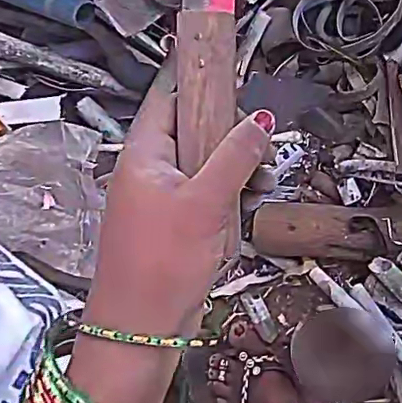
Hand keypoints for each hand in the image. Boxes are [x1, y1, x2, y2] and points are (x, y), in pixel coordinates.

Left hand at [89, 78, 274, 335]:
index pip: (169, 99)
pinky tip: (244, 206)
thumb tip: (259, 122)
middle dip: (231, 136)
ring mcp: (164, 198)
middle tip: (257, 146)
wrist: (142, 329)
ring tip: (255, 183)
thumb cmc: (156, 268)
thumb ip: (235, 157)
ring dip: (236, 169)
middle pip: (195, 131)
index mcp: (143, 156)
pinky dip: (230, 195)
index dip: (197, 83)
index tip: (227, 73)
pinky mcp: (178, 222)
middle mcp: (150, 172)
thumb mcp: (204, 202)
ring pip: (208, 164)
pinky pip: (209, 193)